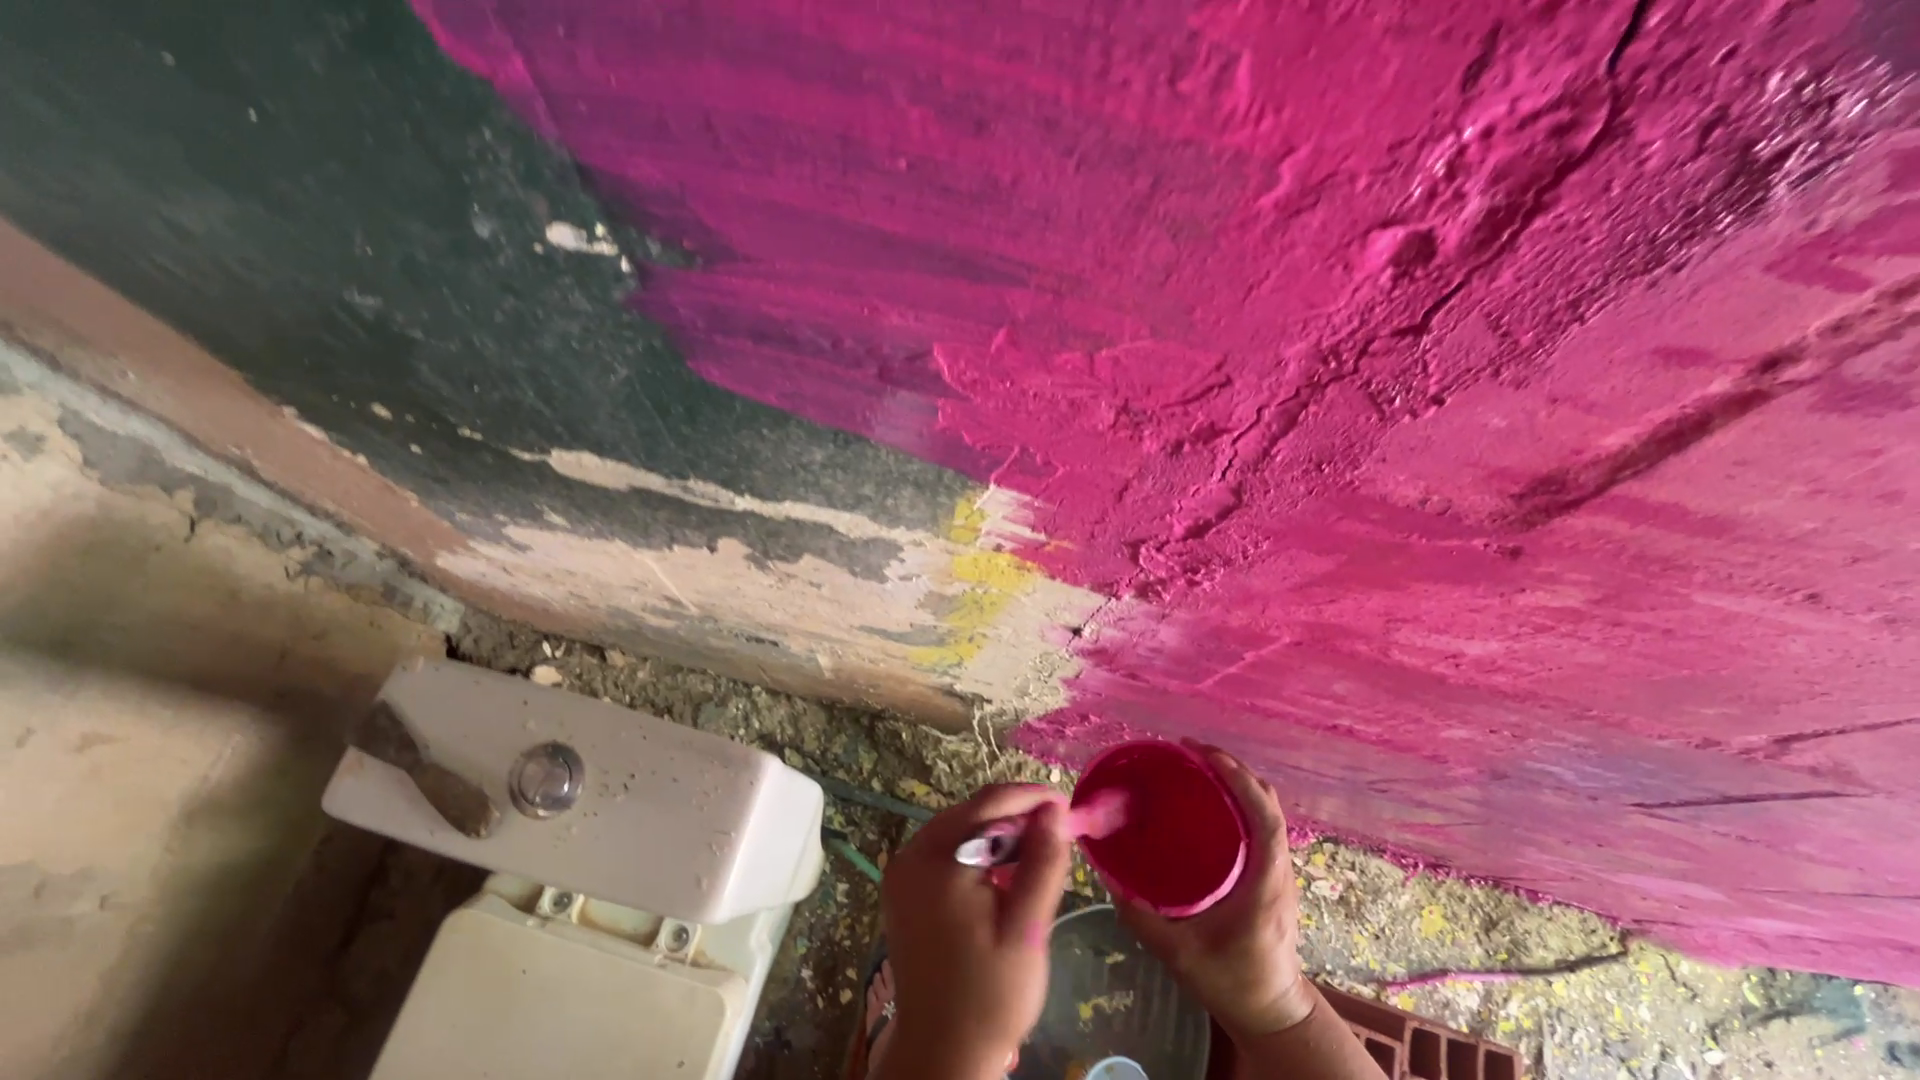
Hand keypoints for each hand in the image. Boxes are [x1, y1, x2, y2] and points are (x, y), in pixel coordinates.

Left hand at [876, 784, 1073, 1077]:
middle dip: (1015, 815)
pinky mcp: (903, 893)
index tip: (1068, 804)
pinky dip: (976, 853)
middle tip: (1059, 829)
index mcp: (938, 860)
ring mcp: (902, 874)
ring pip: (958, 831)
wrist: (942, 1053)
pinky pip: (944, 853)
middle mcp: (911, 856)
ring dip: (997, 834)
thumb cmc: (990, 994)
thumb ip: (1043, 863)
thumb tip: (1055, 811)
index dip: (1031, 797)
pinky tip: (1004, 872)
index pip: (989, 804)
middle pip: (970, 813)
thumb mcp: (1027, 928)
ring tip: (1038, 850)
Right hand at [1108, 741, 1316, 1040]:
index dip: (1236, 775)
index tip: (1200, 753)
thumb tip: (1107, 876)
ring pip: (1265, 810)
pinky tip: (1205, 805)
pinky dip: (1237, 802)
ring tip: (1194, 769)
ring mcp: (1279, 870)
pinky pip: (1260, 824)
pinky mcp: (1272, 876)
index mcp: (1265, 879)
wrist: (1274, 1013)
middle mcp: (1278, 867)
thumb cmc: (1232, 982)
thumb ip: (1141, 917)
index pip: (1263, 812)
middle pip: (1266, 800)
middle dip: (1231, 768)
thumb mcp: (1178, 953)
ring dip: (1236, 782)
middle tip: (1188, 754)